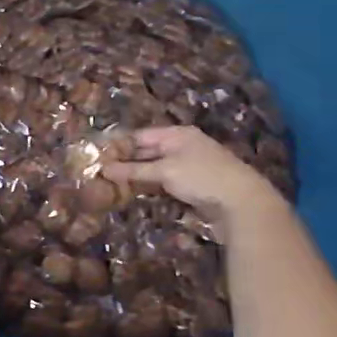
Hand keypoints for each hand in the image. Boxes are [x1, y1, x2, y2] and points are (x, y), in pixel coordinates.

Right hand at [101, 127, 287, 239]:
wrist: (241, 201)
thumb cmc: (201, 177)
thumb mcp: (163, 171)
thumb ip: (131, 170)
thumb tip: (102, 169)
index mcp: (176, 134)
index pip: (138, 136)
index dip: (117, 146)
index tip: (95, 158)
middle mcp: (181, 145)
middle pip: (145, 151)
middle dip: (123, 161)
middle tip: (99, 172)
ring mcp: (187, 164)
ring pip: (151, 167)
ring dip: (133, 175)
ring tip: (109, 183)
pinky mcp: (189, 182)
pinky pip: (161, 179)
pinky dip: (146, 184)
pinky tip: (131, 191)